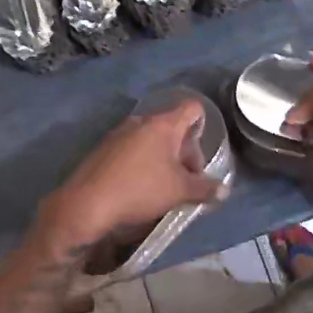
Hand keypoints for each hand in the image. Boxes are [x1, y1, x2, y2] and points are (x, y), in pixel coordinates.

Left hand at [36, 97, 223, 250]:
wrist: (87, 204)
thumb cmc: (140, 190)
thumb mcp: (179, 192)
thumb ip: (205, 188)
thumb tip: (224, 190)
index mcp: (163, 124)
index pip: (192, 108)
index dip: (203, 126)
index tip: (200, 157)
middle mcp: (141, 121)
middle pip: (173, 126)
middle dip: (184, 152)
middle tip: (187, 180)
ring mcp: (119, 133)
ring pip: (152, 139)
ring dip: (163, 158)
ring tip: (165, 187)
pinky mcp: (104, 148)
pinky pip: (133, 148)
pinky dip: (143, 162)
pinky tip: (140, 187)